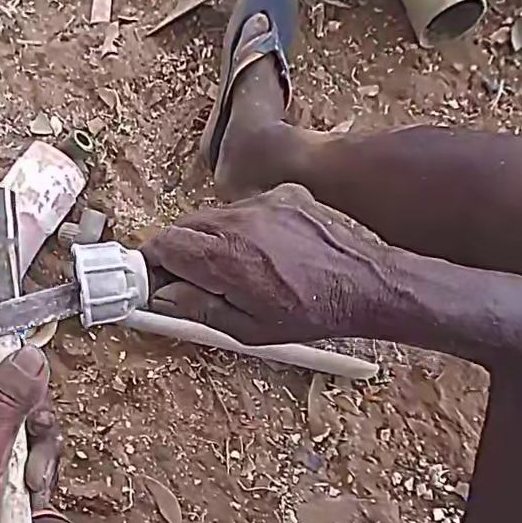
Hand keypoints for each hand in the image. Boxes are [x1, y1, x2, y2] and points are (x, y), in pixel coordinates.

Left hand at [0, 346, 50, 522]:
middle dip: (33, 417)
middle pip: (17, 384)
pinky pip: (29, 448)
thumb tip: (31, 354)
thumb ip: (7, 398)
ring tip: (26, 478)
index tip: (37, 379)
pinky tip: (26, 489)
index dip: (16, 357)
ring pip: (29, 419)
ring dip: (37, 449)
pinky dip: (34, 468)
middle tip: (30, 440)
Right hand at [143, 184, 403, 345]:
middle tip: (189, 277)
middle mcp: (239, 221)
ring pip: (213, 215)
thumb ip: (198, 308)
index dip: (152, 263)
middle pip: (184, 227)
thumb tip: (164, 296)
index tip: (154, 277)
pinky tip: (264, 249)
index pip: (163, 245)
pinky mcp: (285, 193)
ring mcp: (264, 202)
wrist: (369, 284)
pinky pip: (246, 207)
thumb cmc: (313, 313)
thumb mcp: (248, 329)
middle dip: (179, 252)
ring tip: (233, 267)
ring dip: (210, 239)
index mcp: (225, 257)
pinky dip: (243, 225)